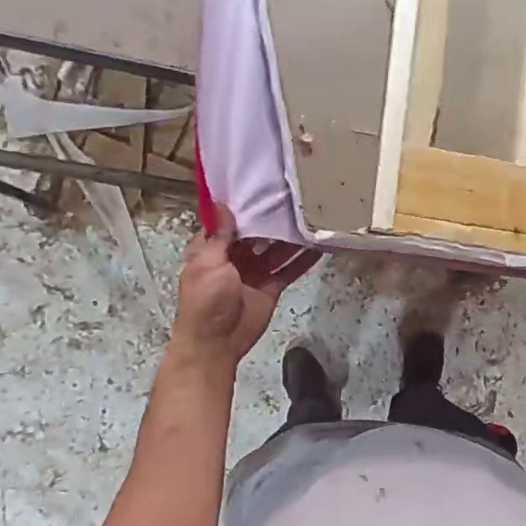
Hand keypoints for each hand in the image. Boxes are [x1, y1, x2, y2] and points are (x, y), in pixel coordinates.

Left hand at [170, 207, 319, 371]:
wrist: (216, 343)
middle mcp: (234, 257)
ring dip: (291, 237)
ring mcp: (254, 272)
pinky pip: (289, 270)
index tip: (260, 183)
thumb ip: (219, 235)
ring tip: (313, 215)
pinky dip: (303, 261)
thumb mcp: (208, 263)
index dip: (242, 205)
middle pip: (256, 233)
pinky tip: (319, 246)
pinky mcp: (270, 288)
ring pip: (276, 250)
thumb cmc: (206, 300)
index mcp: (212, 249)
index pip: (227, 221)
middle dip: (271, 218)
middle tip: (295, 194)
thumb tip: (223, 205)